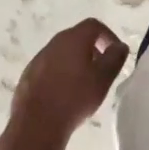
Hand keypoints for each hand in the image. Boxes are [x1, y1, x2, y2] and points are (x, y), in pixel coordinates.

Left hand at [6, 19, 129, 149]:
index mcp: (73, 39)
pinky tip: (66, 94)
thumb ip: (115, 58)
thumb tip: (120, 46)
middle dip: (93, 49)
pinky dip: (62, 74)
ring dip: (76, 62)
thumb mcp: (104, 78)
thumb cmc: (75, 98)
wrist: (36, 124)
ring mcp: (37, 60)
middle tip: (103, 68)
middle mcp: (53, 44)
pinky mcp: (27, 76)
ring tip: (85, 84)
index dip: (109, 36)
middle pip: (77, 37)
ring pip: (62, 53)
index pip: (94, 25)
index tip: (116, 54)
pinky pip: (50, 68)